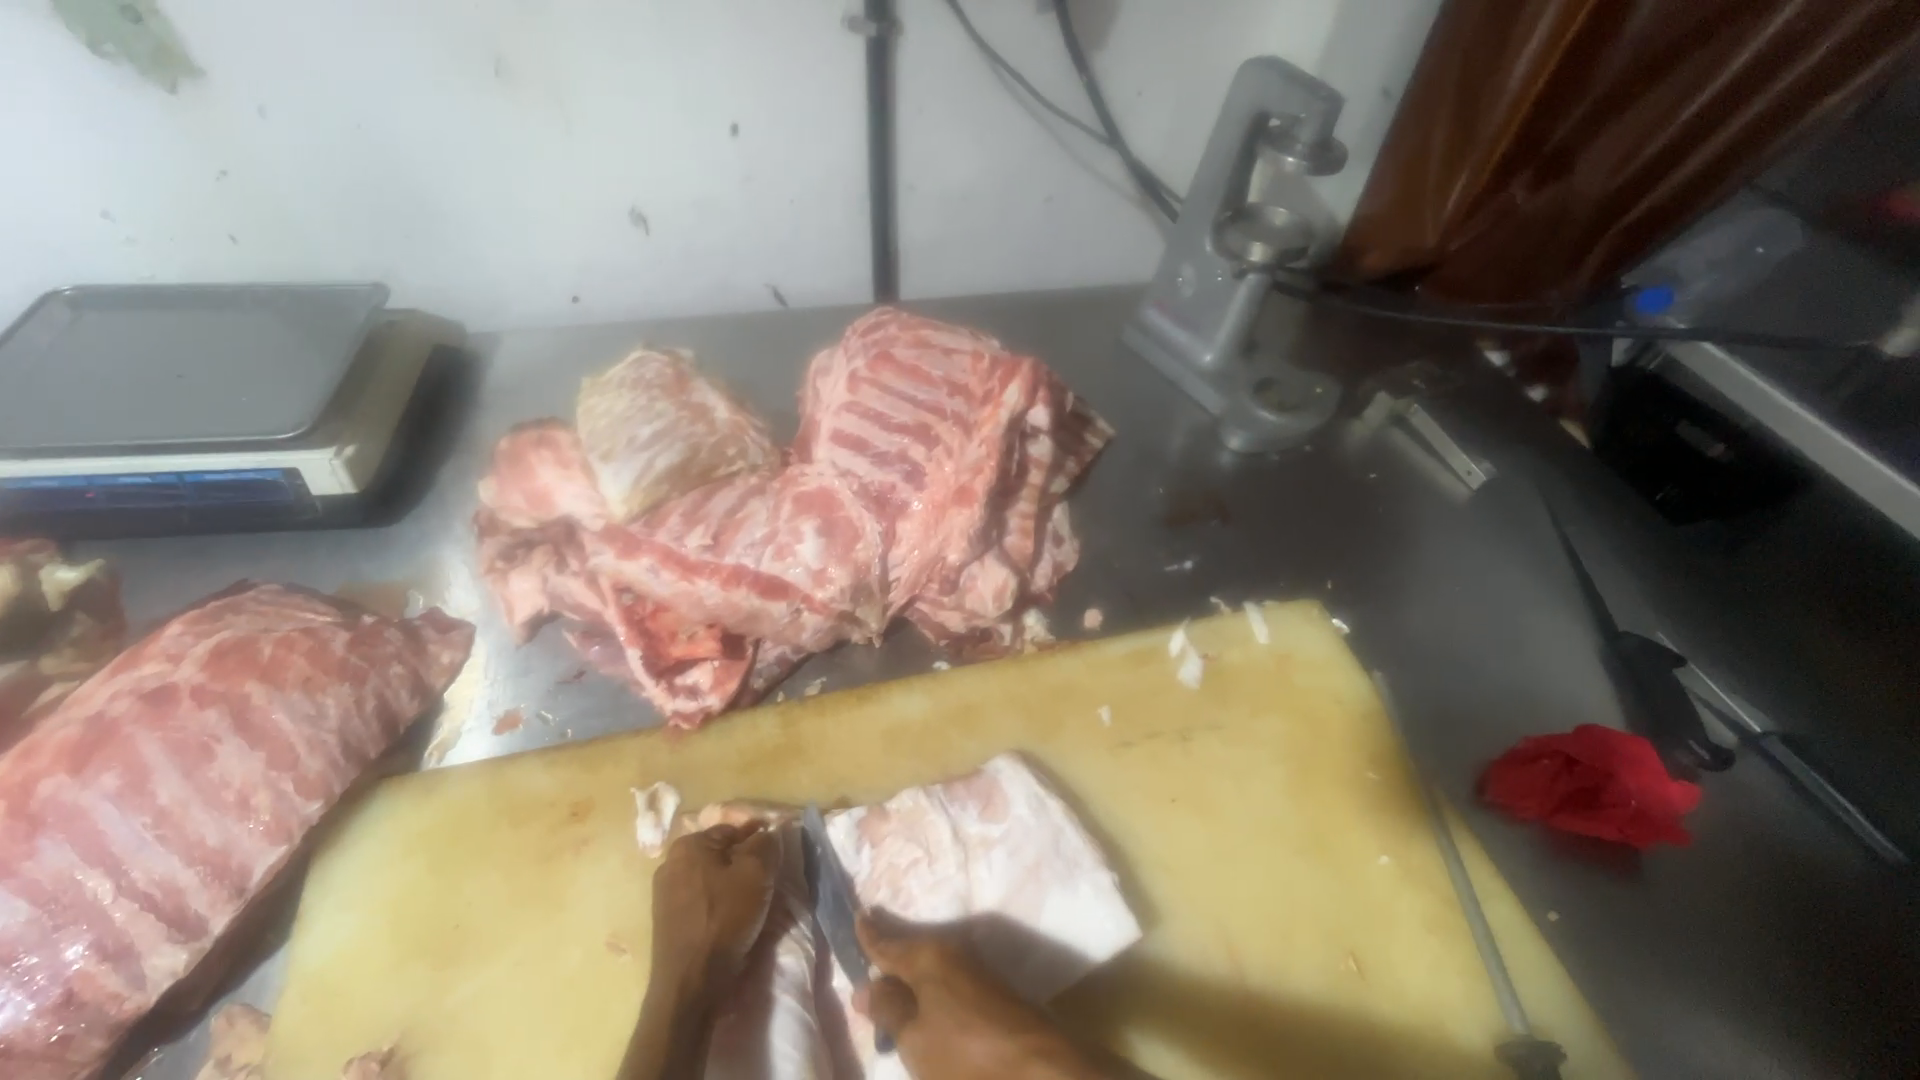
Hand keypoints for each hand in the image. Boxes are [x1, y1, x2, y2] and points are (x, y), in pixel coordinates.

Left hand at [650, 822, 782, 993]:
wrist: (690, 982)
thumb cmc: (724, 919)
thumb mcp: (756, 873)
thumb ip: (764, 844)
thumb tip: (765, 835)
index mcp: (688, 845)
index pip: (733, 830)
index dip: (758, 841)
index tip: (776, 861)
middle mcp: (670, 863)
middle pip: (720, 855)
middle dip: (744, 865)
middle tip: (766, 884)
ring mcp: (665, 894)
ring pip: (711, 879)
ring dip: (732, 887)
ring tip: (752, 906)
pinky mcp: (667, 921)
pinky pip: (701, 901)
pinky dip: (718, 906)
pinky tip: (731, 922)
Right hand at [857, 910, 1108, 1079]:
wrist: (1037, 1064)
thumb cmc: (965, 1050)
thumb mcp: (915, 1037)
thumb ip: (889, 1010)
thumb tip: (865, 987)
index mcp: (928, 955)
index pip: (888, 943)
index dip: (870, 932)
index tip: (858, 913)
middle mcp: (951, 952)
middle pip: (911, 947)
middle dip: (890, 942)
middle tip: (870, 928)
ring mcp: (974, 970)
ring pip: (930, 962)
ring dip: (910, 966)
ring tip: (889, 969)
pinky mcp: (991, 991)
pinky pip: (947, 977)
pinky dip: (929, 982)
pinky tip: (923, 993)